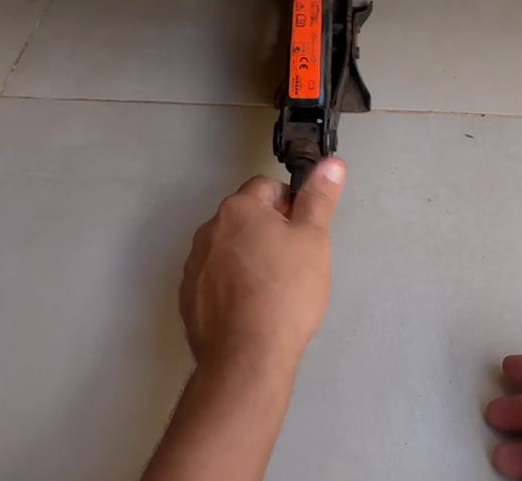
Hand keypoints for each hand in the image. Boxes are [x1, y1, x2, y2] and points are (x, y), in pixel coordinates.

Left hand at [177, 158, 344, 369]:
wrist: (246, 358)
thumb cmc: (286, 292)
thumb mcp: (313, 240)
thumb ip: (320, 198)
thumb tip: (332, 163)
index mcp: (238, 208)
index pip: (267, 187)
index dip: (290, 206)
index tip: (301, 234)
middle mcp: (209, 229)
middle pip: (245, 217)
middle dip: (267, 232)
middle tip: (292, 264)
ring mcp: (194, 265)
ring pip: (228, 249)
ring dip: (247, 258)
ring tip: (271, 291)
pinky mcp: (188, 297)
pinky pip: (214, 279)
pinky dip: (230, 286)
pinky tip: (249, 311)